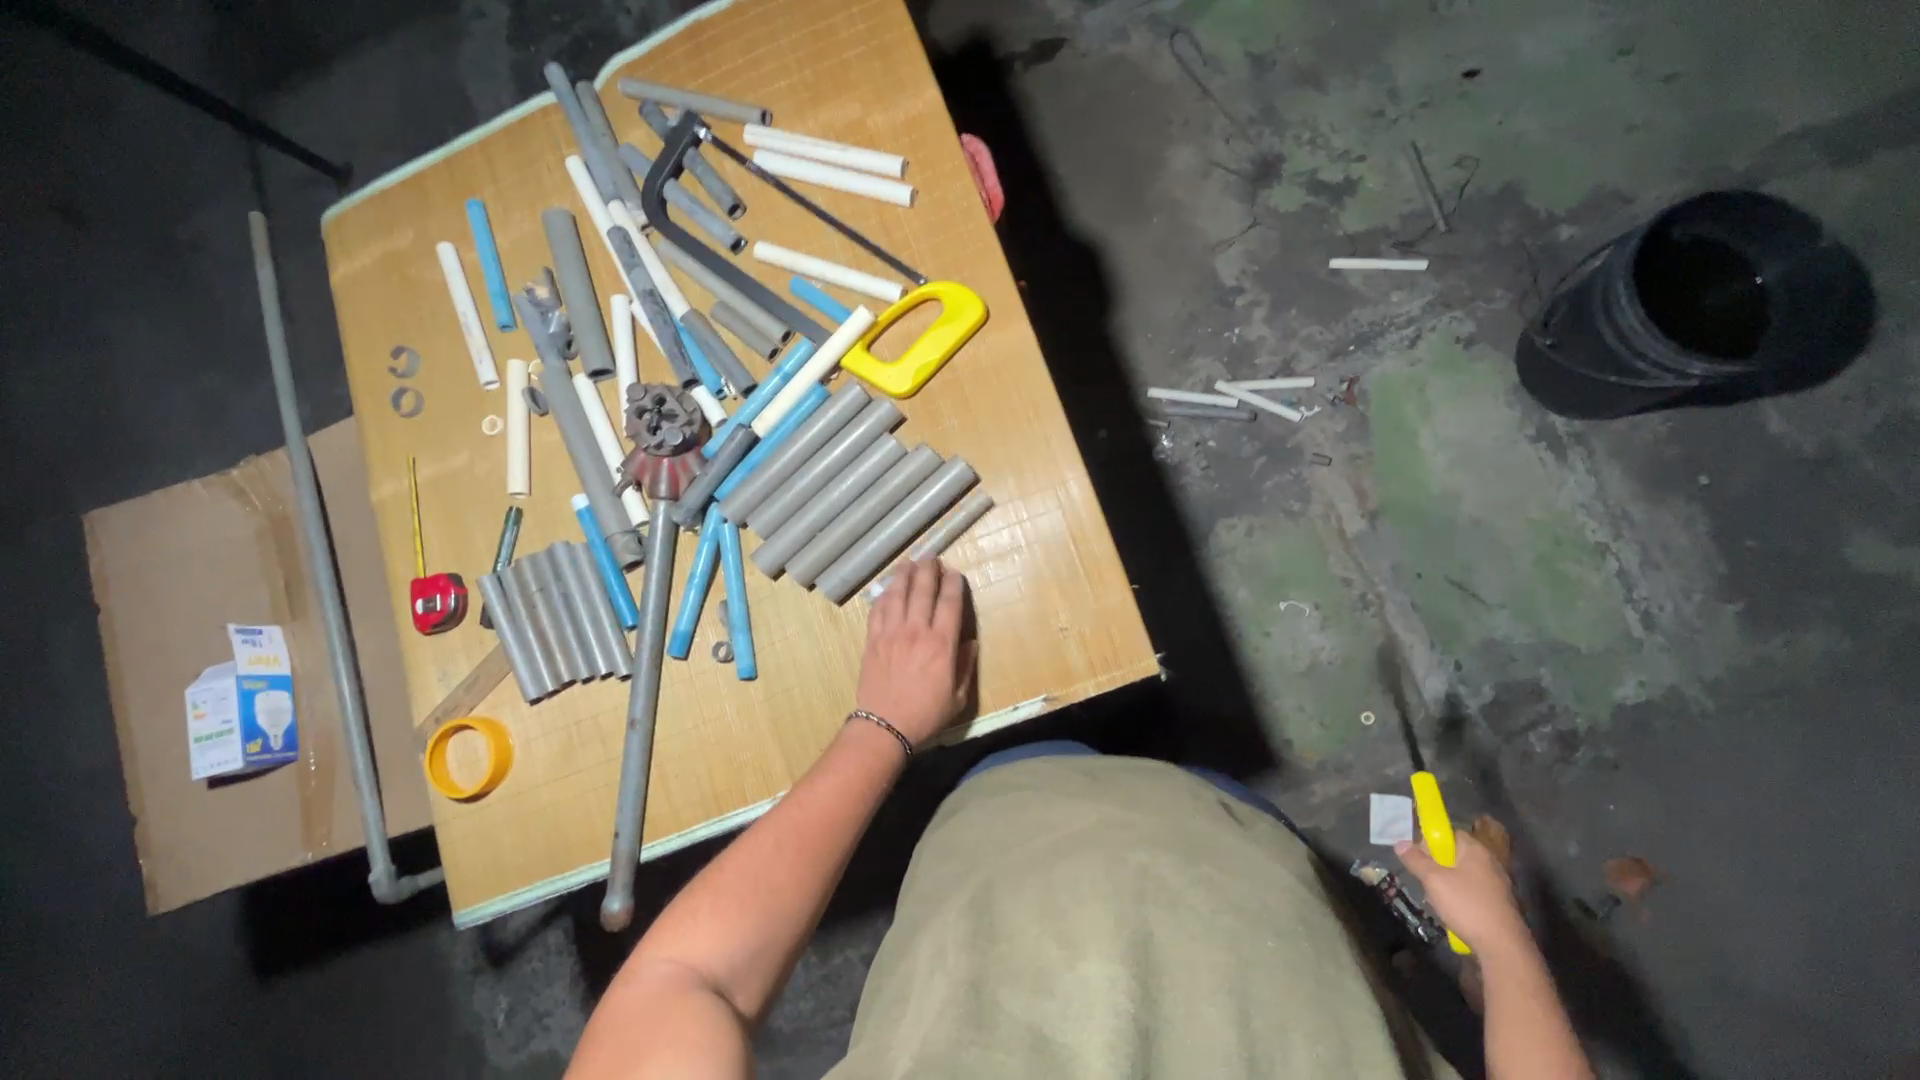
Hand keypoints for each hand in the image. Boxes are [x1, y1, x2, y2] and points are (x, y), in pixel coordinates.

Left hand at [855, 558, 973, 746]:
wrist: (884, 726)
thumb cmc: (925, 715)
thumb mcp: (957, 697)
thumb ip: (964, 666)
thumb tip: (970, 643)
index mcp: (941, 644)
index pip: (949, 603)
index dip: (953, 584)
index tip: (955, 572)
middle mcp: (916, 631)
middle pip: (923, 590)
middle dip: (929, 570)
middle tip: (931, 557)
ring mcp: (891, 633)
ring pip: (898, 594)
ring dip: (904, 575)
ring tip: (909, 562)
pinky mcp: (872, 640)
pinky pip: (878, 610)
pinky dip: (884, 595)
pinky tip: (887, 588)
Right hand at [1395, 831, 1530, 955]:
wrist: (1503, 947)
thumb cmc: (1467, 906)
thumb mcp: (1434, 881)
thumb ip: (1416, 860)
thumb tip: (1400, 843)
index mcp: (1476, 851)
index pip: (1450, 834)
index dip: (1431, 841)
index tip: (1418, 857)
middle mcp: (1489, 863)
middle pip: (1455, 855)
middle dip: (1436, 866)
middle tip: (1424, 880)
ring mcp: (1497, 885)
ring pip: (1462, 876)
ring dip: (1446, 884)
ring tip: (1437, 900)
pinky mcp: (1499, 904)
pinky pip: (1472, 892)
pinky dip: (1460, 898)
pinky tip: (1453, 913)